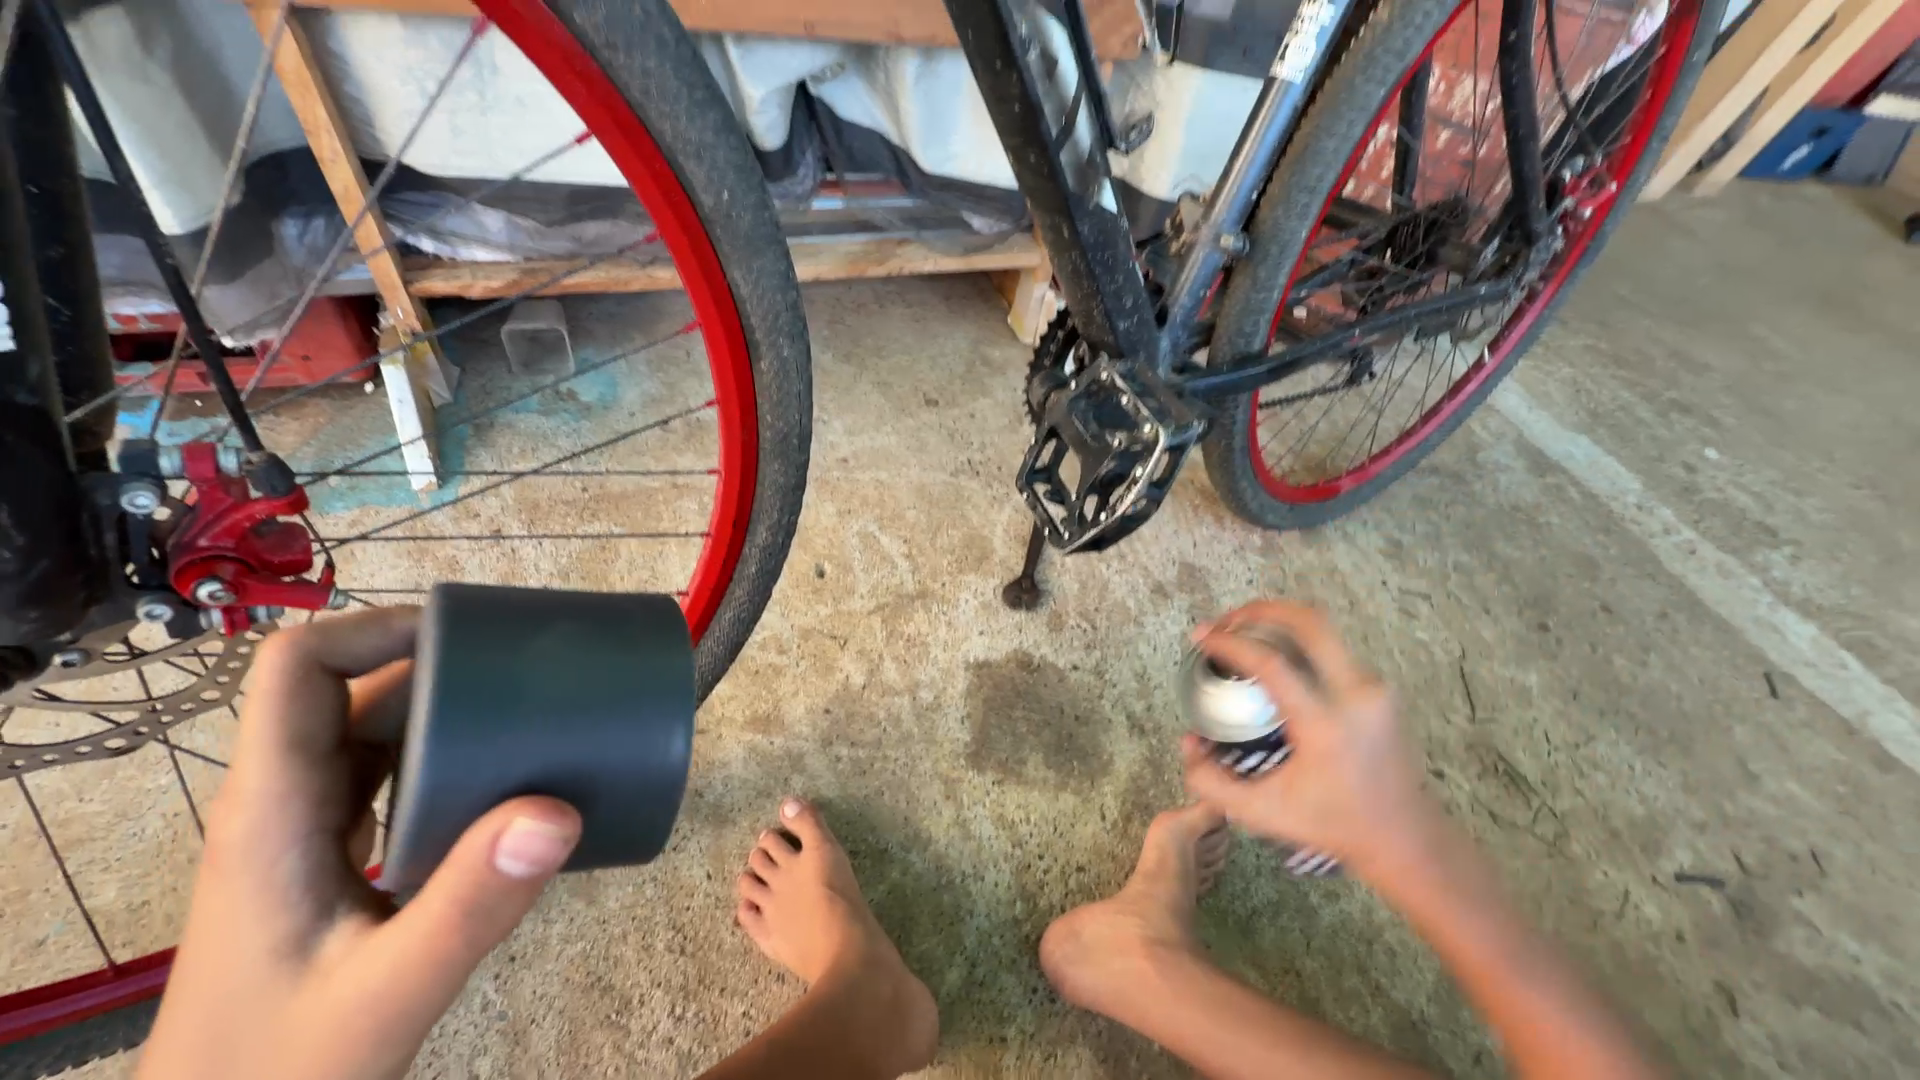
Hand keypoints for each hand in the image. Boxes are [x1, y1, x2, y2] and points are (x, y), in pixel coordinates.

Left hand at [137, 608, 581, 1079]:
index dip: (374, 629)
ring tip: (530, 719)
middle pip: (345, 692)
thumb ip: (471, 906)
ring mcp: (302, 835)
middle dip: (436, 667)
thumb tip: (560, 809)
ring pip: (368, 736)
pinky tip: (499, 792)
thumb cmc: (279, 1071)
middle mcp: (282, 804)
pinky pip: (386, 782)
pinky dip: (443, 764)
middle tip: (529, 674)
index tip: (469, 638)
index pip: (297, 670)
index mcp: (274, 809)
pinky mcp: (329, 863)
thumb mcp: (386, 995)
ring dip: (444, 715)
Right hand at [1180, 601, 1435, 877]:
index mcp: (1325, 726)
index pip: (1272, 665)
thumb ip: (1212, 782)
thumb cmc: (1331, 824)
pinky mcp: (1380, 689)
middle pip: (1308, 622)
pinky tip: (1273, 657)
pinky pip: (1333, 647)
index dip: (1230, 644)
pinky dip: (1297, 640)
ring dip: (1279, 621)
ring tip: (1244, 634)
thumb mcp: (1261, 813)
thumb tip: (1189, 740)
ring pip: (1323, 630)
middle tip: (1226, 620)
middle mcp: (1356, 696)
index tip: (1201, 637)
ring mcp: (1374, 688)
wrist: (1404, 835)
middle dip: (1261, 610)